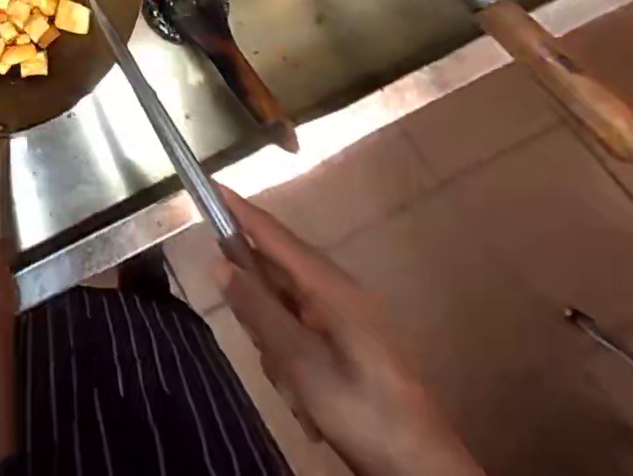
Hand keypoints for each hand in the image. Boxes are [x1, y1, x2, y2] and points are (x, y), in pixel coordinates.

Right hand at [217, 189, 483, 475]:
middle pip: (273, 273)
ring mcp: (340, 315)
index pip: (273, 234)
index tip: (210, 186)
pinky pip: (296, 330)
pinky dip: (290, 359)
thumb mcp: (300, 363)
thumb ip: (257, 309)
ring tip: (297, 391)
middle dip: (257, 311)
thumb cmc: (362, 410)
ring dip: (275, 346)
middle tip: (269, 354)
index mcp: (328, 284)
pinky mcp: (343, 338)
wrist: (422, 469)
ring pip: (281, 307)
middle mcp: (334, 289)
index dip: (240, 211)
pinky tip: (306, 401)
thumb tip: (219, 263)